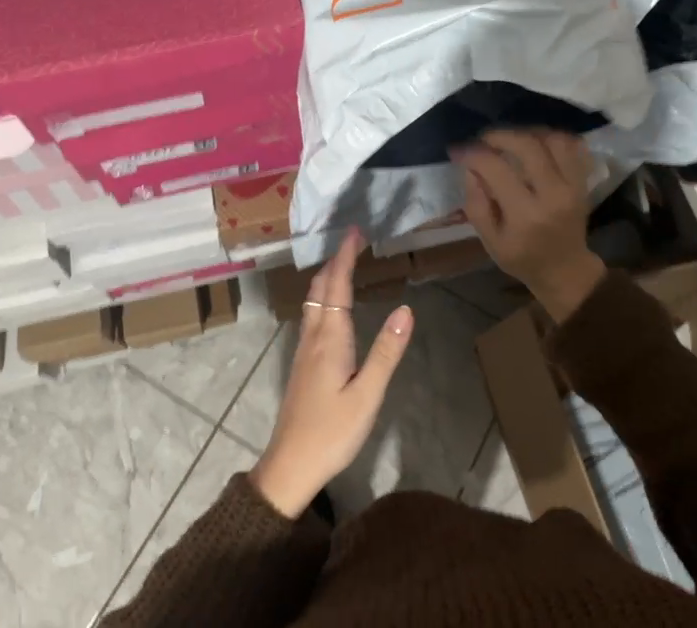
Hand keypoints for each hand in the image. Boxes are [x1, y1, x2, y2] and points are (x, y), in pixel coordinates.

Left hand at [249, 230, 414, 519]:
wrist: (290, 465)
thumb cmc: (332, 432)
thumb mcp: (367, 395)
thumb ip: (386, 352)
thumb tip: (406, 309)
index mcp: (330, 340)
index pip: (336, 286)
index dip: (345, 257)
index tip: (355, 231)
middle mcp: (313, 338)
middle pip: (320, 289)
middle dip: (336, 261)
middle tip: (353, 241)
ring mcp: (303, 352)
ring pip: (312, 303)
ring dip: (327, 278)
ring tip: (344, 264)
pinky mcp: (302, 366)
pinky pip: (312, 318)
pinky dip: (323, 299)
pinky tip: (330, 309)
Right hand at [453, 130, 606, 322]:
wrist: (565, 269)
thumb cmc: (523, 258)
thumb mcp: (490, 241)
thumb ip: (476, 204)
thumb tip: (470, 168)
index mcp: (525, 215)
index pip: (496, 169)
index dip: (473, 154)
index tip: (458, 151)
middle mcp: (553, 195)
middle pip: (527, 145)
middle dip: (499, 135)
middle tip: (483, 139)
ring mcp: (573, 186)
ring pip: (553, 139)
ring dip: (528, 133)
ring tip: (510, 141)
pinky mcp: (583, 181)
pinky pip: (573, 146)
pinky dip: (553, 138)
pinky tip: (536, 144)